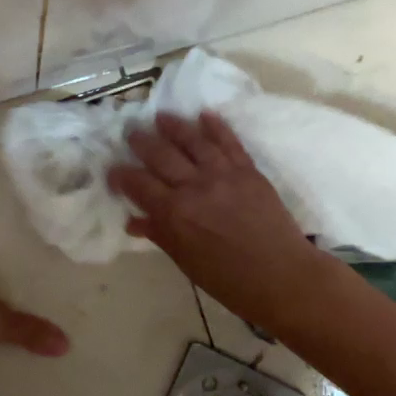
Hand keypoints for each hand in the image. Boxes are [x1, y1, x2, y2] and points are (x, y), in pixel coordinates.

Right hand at [108, 111, 344, 330]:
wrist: (282, 277)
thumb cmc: (229, 280)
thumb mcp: (186, 261)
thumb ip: (160, 235)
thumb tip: (134, 221)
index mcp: (174, 213)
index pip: (138, 184)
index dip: (121, 175)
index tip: (113, 170)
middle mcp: (194, 187)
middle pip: (161, 155)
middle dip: (141, 141)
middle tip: (131, 132)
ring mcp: (223, 174)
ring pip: (193, 141)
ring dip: (174, 126)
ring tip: (161, 116)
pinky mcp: (248, 170)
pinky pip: (228, 142)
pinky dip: (216, 126)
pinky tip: (204, 114)